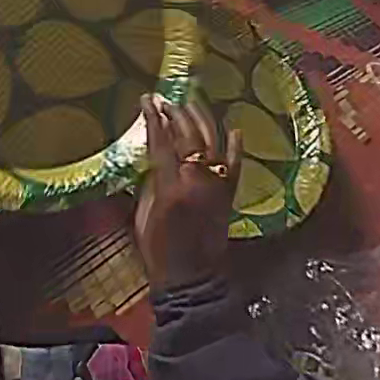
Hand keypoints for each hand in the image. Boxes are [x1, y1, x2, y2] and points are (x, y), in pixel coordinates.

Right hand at [134, 95, 242, 288]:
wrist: (192, 280)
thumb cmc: (159, 250)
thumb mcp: (143, 215)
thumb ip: (150, 182)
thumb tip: (153, 154)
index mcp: (170, 187)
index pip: (161, 142)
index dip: (154, 118)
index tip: (148, 100)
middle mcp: (197, 180)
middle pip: (187, 136)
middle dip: (175, 113)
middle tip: (166, 99)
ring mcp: (217, 185)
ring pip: (212, 142)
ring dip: (200, 119)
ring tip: (191, 102)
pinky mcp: (230, 193)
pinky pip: (235, 163)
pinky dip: (236, 145)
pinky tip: (234, 127)